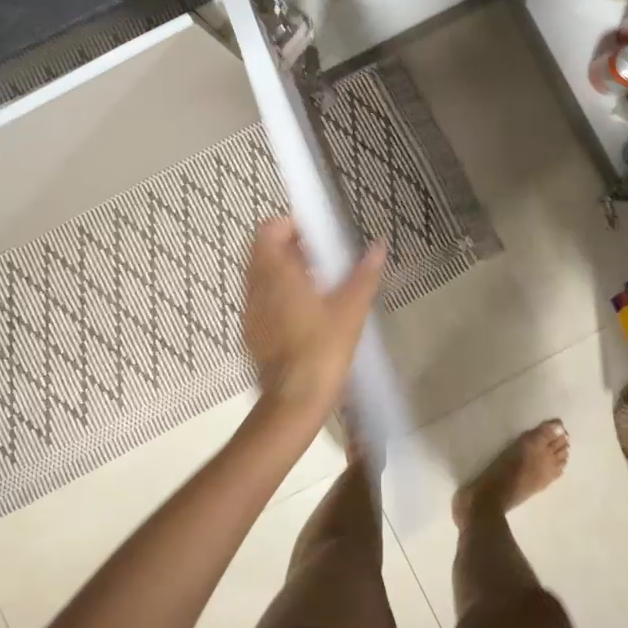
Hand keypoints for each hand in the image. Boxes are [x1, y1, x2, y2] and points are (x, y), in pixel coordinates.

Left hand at [240, 217, 385, 416]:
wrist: (294, 401)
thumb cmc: (322, 349)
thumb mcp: (351, 310)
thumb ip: (364, 275)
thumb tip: (378, 247)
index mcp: (276, 273)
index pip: (268, 230)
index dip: (289, 225)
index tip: (314, 236)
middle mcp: (256, 287)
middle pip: (264, 251)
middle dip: (290, 249)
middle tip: (321, 260)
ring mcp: (249, 312)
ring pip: (261, 277)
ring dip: (284, 273)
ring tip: (317, 287)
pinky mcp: (250, 334)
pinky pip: (261, 302)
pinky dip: (278, 297)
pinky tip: (305, 316)